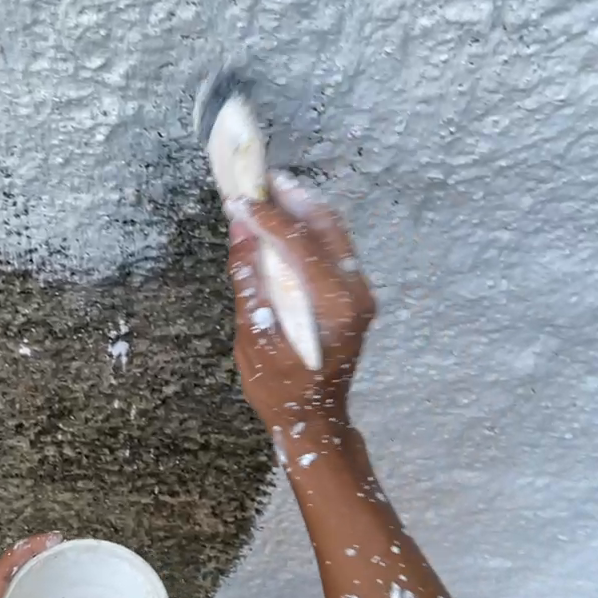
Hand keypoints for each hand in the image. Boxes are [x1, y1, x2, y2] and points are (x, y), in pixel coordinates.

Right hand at [226, 172, 375, 423]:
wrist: (316, 419)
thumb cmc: (280, 387)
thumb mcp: (253, 336)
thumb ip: (249, 280)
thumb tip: (240, 229)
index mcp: (334, 305)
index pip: (300, 243)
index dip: (267, 216)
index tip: (238, 199)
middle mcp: (356, 292)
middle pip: (326, 225)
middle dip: (291, 197)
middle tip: (257, 179)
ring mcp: (359, 291)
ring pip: (333, 231)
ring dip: (300, 208)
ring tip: (266, 192)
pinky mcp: (353, 293)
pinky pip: (332, 246)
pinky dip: (306, 227)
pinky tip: (281, 223)